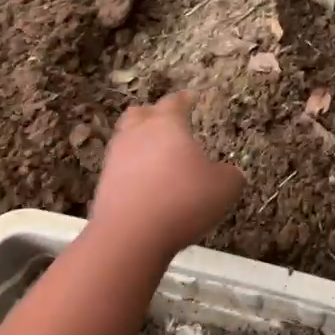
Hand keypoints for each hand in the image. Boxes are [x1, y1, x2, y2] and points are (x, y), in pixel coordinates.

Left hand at [89, 92, 243, 255]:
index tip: (192, 98)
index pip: (175, 102)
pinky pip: (122, 167)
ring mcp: (116, 158)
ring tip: (158, 156)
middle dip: (154, 114)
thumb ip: (230, 174)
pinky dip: (134, 169)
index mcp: (167, 125)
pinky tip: (147, 183)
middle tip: (169, 124)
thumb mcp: (226, 188)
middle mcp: (137, 134)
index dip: (185, 99)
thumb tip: (228, 173)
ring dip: (141, 143)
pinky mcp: (104, 183)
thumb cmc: (184, 201)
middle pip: (141, 113)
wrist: (131, 236)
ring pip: (126, 138)